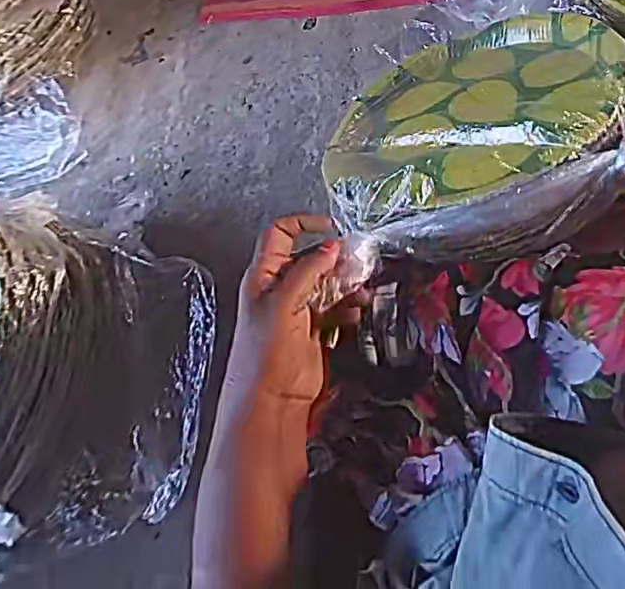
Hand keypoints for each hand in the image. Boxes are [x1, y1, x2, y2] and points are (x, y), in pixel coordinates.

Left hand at [223, 214, 356, 408]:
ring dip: (347, 282)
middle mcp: (280, 288)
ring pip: (328, 281)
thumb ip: (308, 270)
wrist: (271, 401)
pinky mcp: (313, 326)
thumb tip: (331, 247)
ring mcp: (298, 307)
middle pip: (311, 257)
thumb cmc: (264, 353)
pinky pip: (335, 305)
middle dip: (335, 258)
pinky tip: (354, 310)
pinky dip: (348, 304)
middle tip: (355, 262)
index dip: (304, 224)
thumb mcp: (283, 303)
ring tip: (360, 290)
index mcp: (264, 276)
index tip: (331, 228)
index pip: (280, 234)